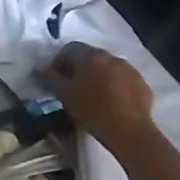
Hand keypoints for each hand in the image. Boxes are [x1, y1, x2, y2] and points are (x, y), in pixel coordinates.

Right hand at [37, 42, 155, 147]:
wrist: (130, 130)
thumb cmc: (92, 110)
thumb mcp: (64, 95)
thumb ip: (50, 79)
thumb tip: (38, 70)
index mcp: (90, 56)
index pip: (69, 48)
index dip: (58, 61)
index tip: (53, 78)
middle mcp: (111, 57)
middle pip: (89, 56)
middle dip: (78, 68)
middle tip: (70, 86)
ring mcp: (129, 69)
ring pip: (107, 67)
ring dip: (96, 75)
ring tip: (91, 95)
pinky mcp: (142, 83)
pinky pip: (122, 78)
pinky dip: (113, 85)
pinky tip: (109, 101)